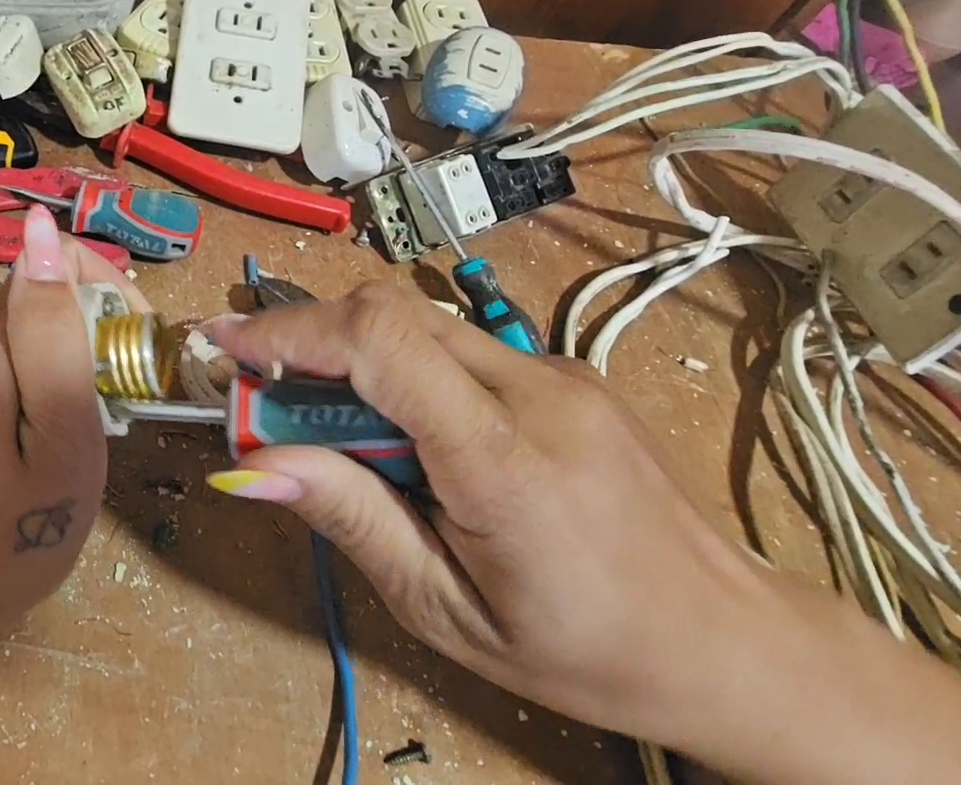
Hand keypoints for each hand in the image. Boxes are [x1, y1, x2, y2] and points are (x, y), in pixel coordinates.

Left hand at [0, 205, 147, 661]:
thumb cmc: (5, 536)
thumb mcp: (56, 438)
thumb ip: (58, 334)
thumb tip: (44, 230)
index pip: (57, 257)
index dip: (110, 291)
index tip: (135, 352)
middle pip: (53, 291)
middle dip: (102, 331)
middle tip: (121, 404)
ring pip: (45, 327)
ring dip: (86, 360)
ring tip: (101, 424)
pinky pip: (27, 361)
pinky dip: (62, 384)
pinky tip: (69, 434)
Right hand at [203, 282, 774, 746]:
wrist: (736, 644)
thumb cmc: (588, 650)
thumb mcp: (444, 608)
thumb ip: (349, 519)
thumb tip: (251, 467)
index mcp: (506, 458)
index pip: (379, 342)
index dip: (287, 331)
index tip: (224, 344)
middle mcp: (537, 390)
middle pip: (387, 311)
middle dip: (302, 338)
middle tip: (254, 390)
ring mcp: (557, 373)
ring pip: (415, 321)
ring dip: (343, 353)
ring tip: (312, 418)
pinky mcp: (560, 373)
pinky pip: (450, 346)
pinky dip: (391, 367)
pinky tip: (387, 427)